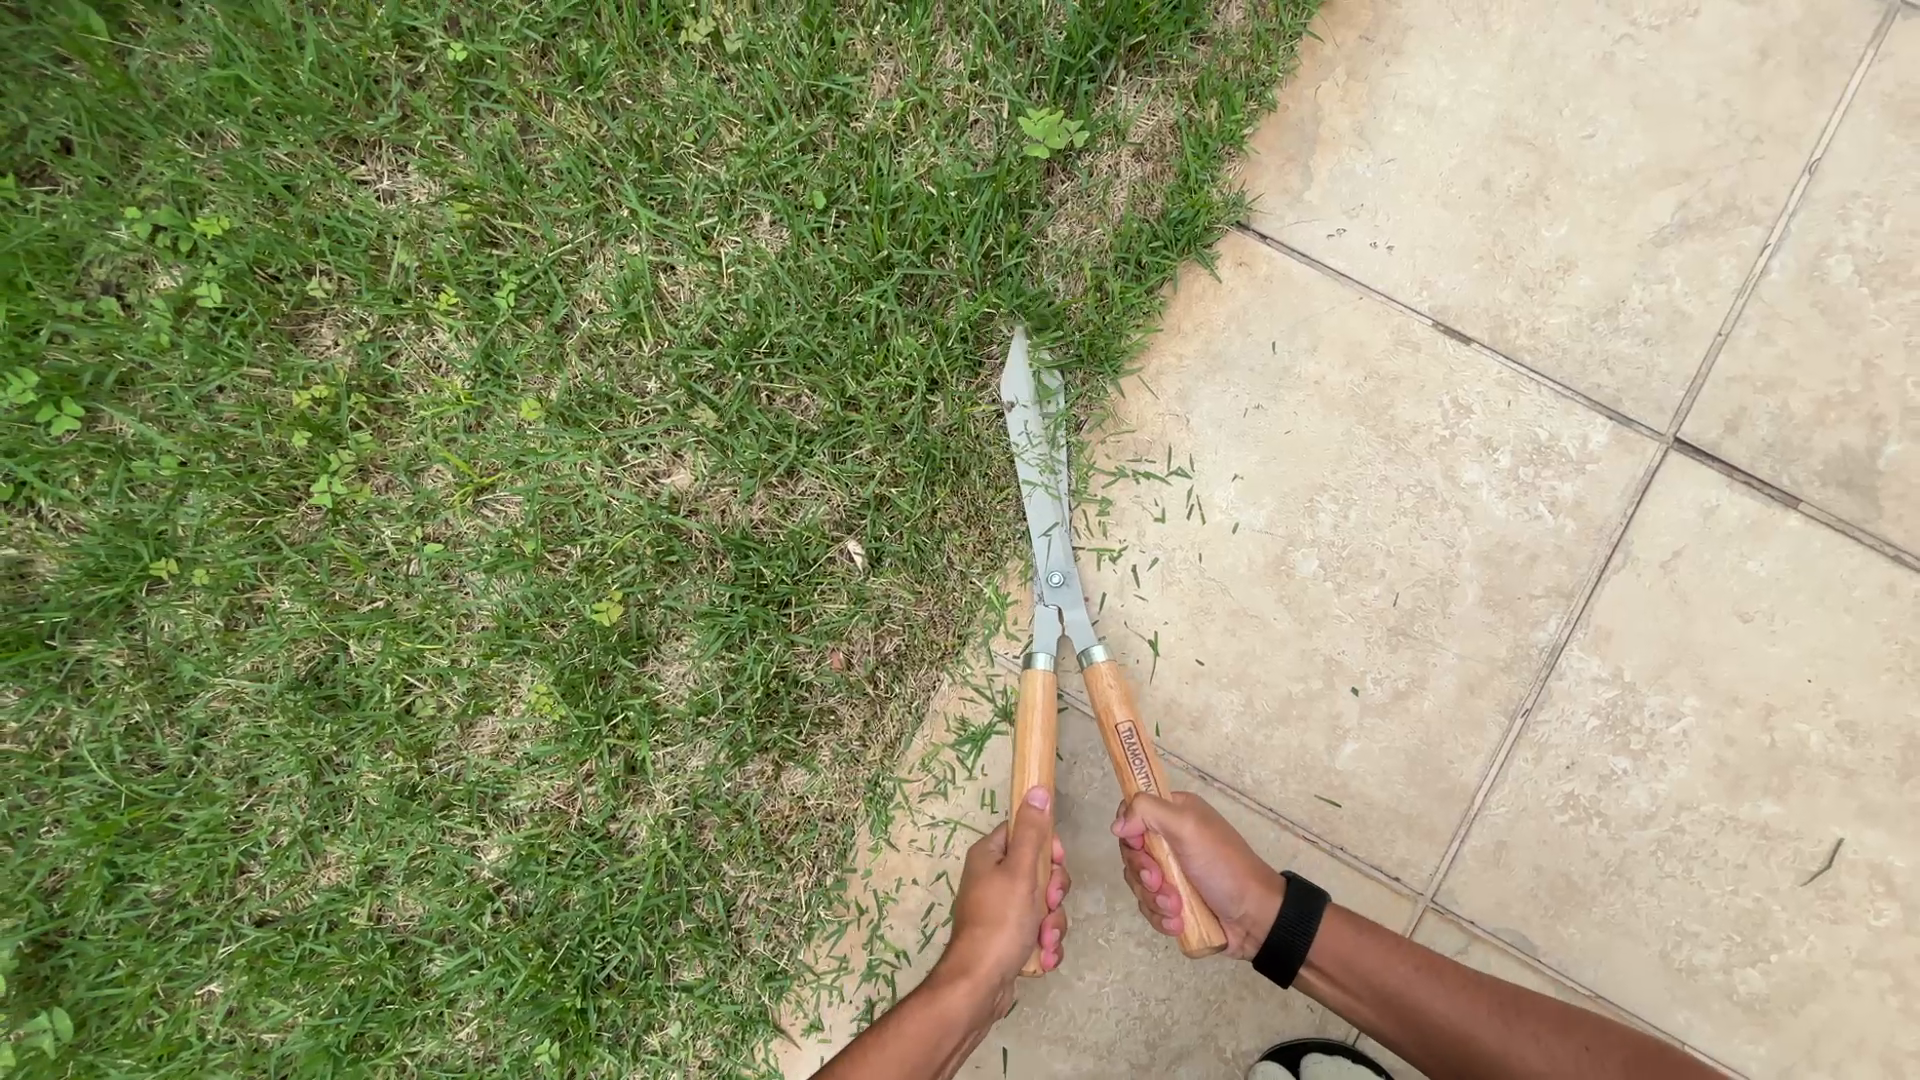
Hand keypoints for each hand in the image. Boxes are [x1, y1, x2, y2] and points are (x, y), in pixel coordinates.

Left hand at [934, 786, 1070, 1009]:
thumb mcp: (1021, 871)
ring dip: (1052, 922)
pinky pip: (1037, 929)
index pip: (1024, 832)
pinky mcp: (1009, 936)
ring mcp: (1001, 909)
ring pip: (1043, 903)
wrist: (980, 985)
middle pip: (1039, 870)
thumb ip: (1032, 831)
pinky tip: (1043, 956)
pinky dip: (1044, 942)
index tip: (1055, 862)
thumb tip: (1037, 789)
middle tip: (1048, 905)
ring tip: (1044, 939)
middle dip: (1053, 893)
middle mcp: (992, 878)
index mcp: (989, 855)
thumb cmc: (1000, 921)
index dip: (1045, 847)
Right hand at [1112, 791, 1282, 959]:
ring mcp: (1171, 873)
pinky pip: (1148, 907)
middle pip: (1131, 851)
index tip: (1139, 844)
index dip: (1129, 830)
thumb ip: (1148, 811)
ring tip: (1177, 909)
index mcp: (1174, 813)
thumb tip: (1116, 826)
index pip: (1132, 812)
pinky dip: (1160, 917)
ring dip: (1154, 899)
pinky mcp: (1173, 902)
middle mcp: (1169, 840)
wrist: (1256, 919)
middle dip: (1143, 872)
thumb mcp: (1187, 826)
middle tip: (1160, 882)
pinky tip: (1178, 923)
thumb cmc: (1224, 865)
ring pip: (1137, 882)